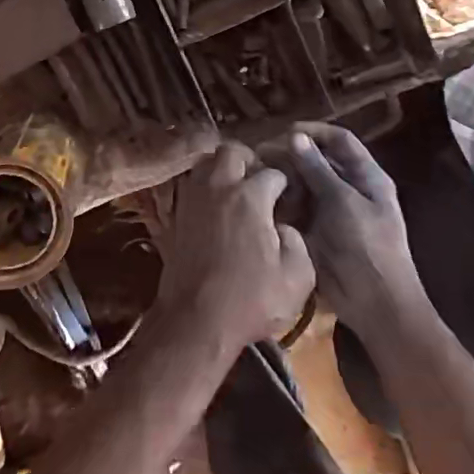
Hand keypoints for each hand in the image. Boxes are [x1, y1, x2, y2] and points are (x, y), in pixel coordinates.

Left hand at [156, 142, 314, 352]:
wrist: (195, 322)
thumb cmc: (249, 300)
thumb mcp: (297, 277)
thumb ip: (298, 242)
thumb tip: (284, 227)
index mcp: (250, 197)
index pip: (272, 174)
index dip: (284, 185)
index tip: (288, 199)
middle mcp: (219, 188)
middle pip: (232, 151)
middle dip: (248, 160)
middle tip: (258, 182)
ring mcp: (193, 200)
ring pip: (205, 163)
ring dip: (222, 169)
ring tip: (235, 189)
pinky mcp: (176, 216)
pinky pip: (190, 186)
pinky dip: (204, 188)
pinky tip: (215, 207)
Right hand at [277, 123, 428, 336]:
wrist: (375, 303)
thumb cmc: (367, 246)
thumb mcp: (343, 202)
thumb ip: (318, 169)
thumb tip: (296, 137)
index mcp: (366, 176)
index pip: (341, 141)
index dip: (316, 131)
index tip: (286, 131)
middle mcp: (349, 189)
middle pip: (319, 162)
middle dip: (293, 156)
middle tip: (263, 154)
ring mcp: (332, 212)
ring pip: (305, 185)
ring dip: (285, 179)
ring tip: (260, 175)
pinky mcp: (317, 233)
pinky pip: (297, 210)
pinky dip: (283, 203)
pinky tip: (264, 200)